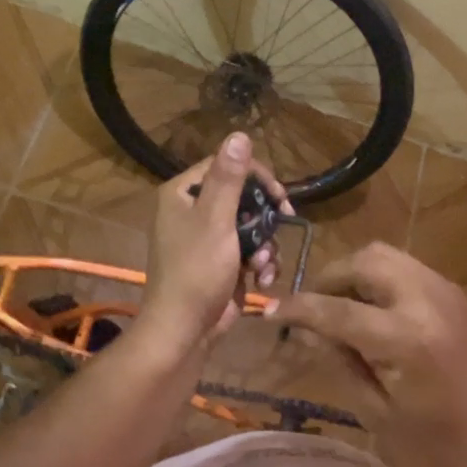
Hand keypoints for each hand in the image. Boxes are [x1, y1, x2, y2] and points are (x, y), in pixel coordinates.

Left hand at [141, 132, 287, 342]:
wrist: (184, 331)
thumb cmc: (196, 271)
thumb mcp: (215, 220)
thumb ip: (229, 178)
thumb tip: (239, 134)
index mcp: (182, 193)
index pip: (225, 166)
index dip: (257, 177)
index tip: (280, 197)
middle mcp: (190, 211)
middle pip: (241, 196)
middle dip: (264, 216)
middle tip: (284, 223)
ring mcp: (205, 239)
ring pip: (250, 225)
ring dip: (265, 244)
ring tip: (264, 266)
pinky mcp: (219, 263)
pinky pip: (248, 251)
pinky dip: (259, 264)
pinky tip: (263, 281)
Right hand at [270, 242, 466, 439]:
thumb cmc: (429, 432)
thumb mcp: (373, 407)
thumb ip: (335, 360)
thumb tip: (300, 328)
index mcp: (404, 339)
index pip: (337, 310)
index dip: (300, 308)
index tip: (271, 310)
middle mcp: (422, 300)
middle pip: (361, 263)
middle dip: (328, 279)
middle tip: (312, 306)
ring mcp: (439, 286)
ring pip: (380, 253)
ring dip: (351, 271)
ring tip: (339, 303)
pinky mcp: (446, 284)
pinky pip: (399, 263)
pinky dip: (374, 275)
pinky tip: (369, 305)